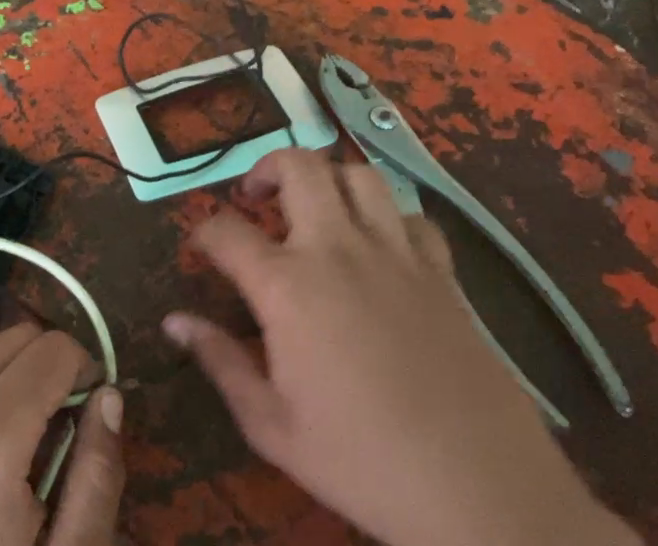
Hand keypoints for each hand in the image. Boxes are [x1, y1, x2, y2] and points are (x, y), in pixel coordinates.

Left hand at [0, 322, 125, 545]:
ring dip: (23, 376)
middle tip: (72, 424)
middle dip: (55, 365)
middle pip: (20, 337)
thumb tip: (110, 396)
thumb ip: (96, 471)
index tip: (97, 413)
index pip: (55, 349)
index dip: (88, 371)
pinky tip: (0, 448)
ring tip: (37, 443)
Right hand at [164, 149, 637, 545]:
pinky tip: (379, 248)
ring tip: (315, 209)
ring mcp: (397, 256)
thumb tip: (176, 321)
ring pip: (360, 175)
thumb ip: (220, 361)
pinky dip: (388, 217)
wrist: (482, 489)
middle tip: (255, 199)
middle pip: (298, 167)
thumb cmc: (361, 461)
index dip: (203, 231)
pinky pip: (413, 217)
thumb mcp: (270, 425)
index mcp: (287, 287)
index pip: (226, 230)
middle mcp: (338, 251)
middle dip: (265, 169)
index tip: (200, 247)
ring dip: (328, 180)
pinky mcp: (444, 274)